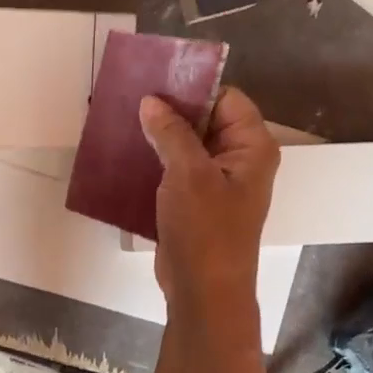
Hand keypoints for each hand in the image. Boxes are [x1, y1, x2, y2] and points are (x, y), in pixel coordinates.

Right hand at [139, 87, 279, 305]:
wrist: (203, 289)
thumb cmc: (206, 230)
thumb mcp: (188, 174)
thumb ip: (172, 133)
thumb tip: (151, 101)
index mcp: (251, 148)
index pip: (227, 100)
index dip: (194, 90)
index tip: (155, 83)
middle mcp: (238, 160)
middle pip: (205, 121)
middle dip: (170, 112)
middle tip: (130, 100)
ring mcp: (215, 183)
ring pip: (185, 146)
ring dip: (157, 138)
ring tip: (121, 125)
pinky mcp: (193, 202)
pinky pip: (173, 171)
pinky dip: (152, 162)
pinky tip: (124, 157)